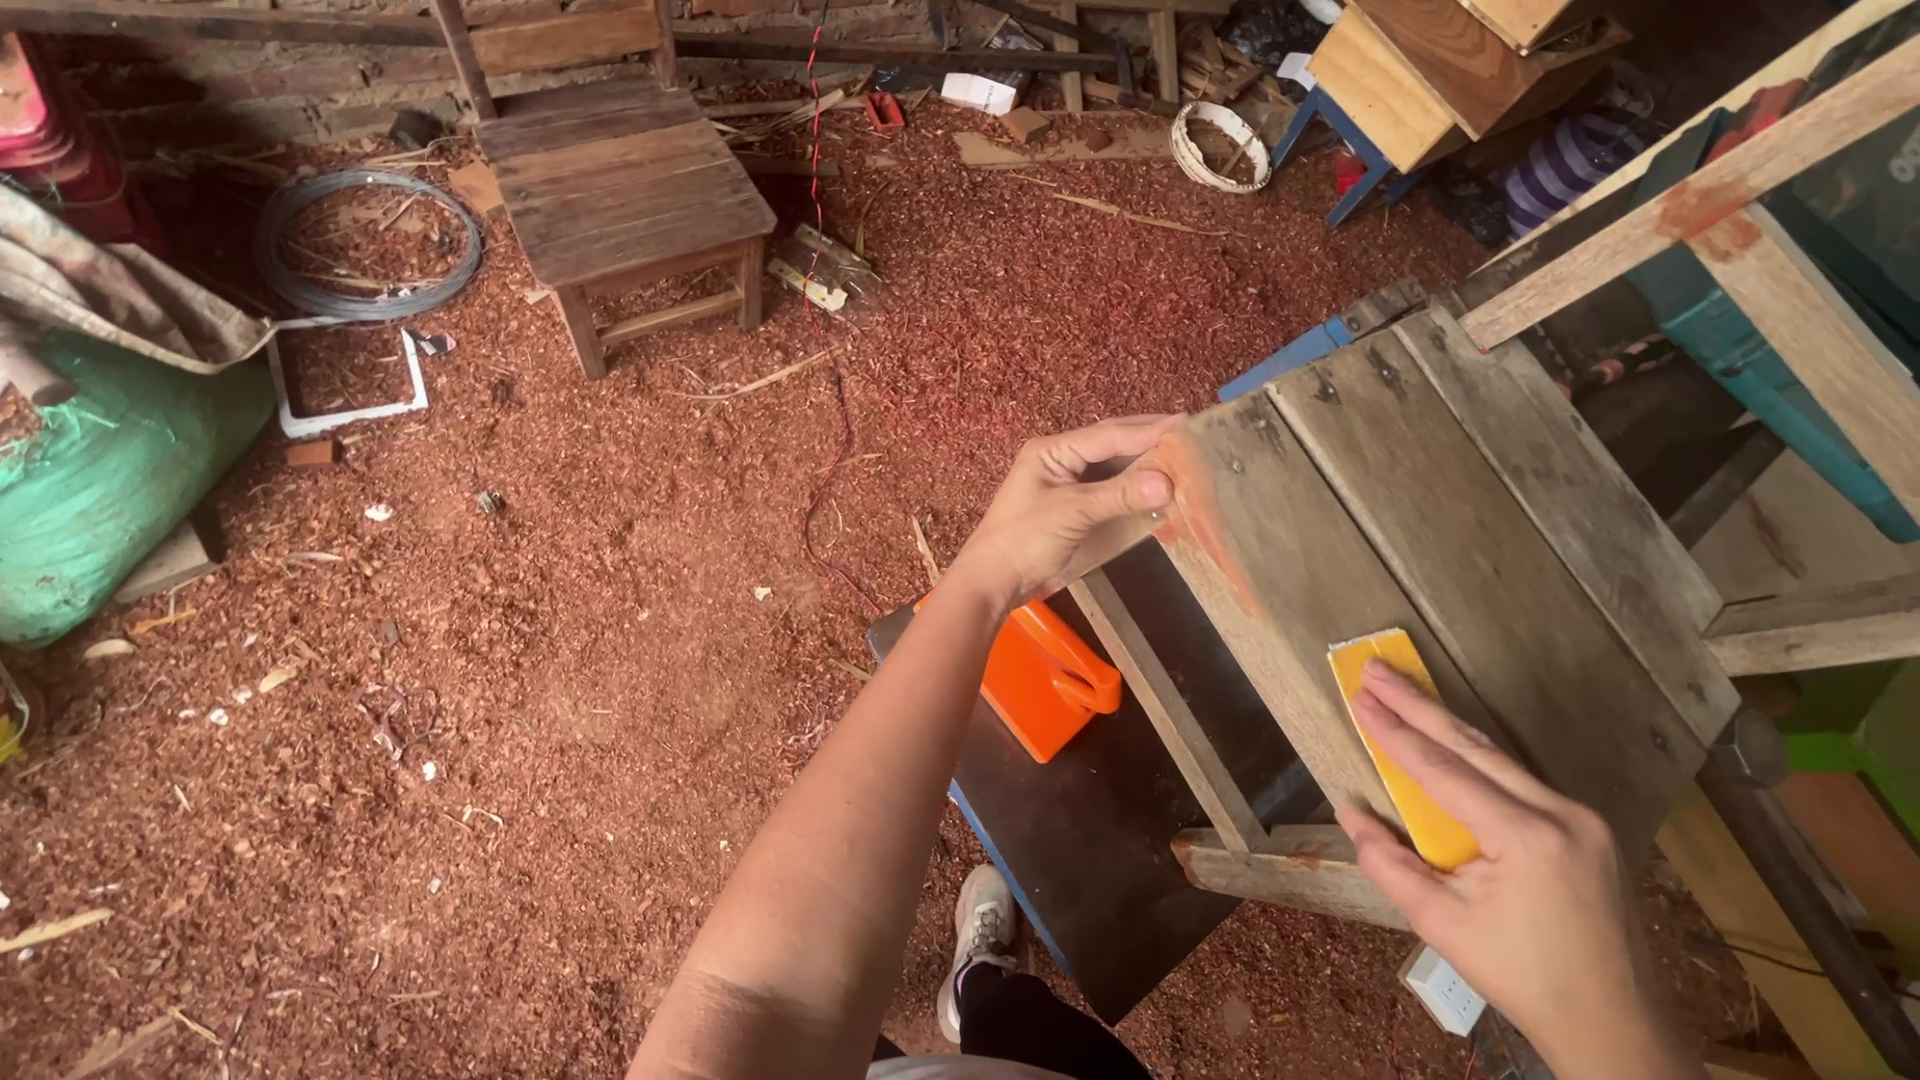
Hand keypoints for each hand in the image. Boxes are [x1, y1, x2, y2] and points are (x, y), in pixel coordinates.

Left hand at [945, 415, 1182, 613]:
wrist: (992, 581)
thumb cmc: (1024, 540)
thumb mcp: (1073, 513)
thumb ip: (1119, 495)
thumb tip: (1168, 482)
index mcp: (1052, 451)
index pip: (1108, 434)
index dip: (1148, 430)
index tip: (1187, 425)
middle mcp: (1059, 460)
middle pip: (1111, 444)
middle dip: (1148, 441)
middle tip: (1191, 437)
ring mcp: (1065, 484)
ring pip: (1112, 467)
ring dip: (1143, 465)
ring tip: (1182, 459)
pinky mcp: (1071, 508)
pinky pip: (1108, 490)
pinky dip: (1132, 489)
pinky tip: (1156, 489)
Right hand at [1337, 661, 1697, 1079]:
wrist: (1616, 1026)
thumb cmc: (1521, 978)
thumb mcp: (1440, 924)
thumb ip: (1389, 863)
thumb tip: (1352, 813)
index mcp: (1527, 838)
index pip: (1443, 770)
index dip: (1394, 732)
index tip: (1359, 696)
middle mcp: (1562, 814)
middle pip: (1474, 745)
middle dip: (1418, 703)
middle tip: (1374, 668)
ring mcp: (1581, 818)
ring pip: (1498, 756)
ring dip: (1444, 722)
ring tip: (1401, 689)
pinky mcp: (1586, 827)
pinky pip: (1517, 779)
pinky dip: (1473, 753)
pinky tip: (1445, 735)